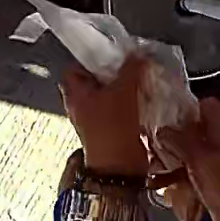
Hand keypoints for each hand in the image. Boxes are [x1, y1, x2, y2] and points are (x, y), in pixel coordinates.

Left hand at [60, 58, 149, 176]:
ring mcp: (95, 117)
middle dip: (114, 73)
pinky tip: (147, 99)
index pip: (76, 67)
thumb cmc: (111, 129)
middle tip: (131, 66)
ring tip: (142, 81)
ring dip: (126, 88)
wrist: (120, 167)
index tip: (112, 53)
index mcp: (73, 92)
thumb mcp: (122, 91)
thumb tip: (139, 54)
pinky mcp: (110, 128)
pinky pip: (120, 108)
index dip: (93, 58)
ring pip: (110, 94)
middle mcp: (80, 104)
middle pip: (96, 80)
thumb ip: (131, 69)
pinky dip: (132, 103)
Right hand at [154, 98, 219, 220]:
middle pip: (194, 125)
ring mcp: (217, 159)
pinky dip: (175, 167)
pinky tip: (160, 175)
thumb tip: (160, 129)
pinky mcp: (212, 177)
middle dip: (172, 129)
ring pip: (189, 145)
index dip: (185, 105)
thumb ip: (177, 139)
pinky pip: (190, 164)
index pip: (205, 104)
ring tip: (152, 155)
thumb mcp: (198, 158)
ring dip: (170, 149)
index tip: (163, 111)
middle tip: (152, 134)